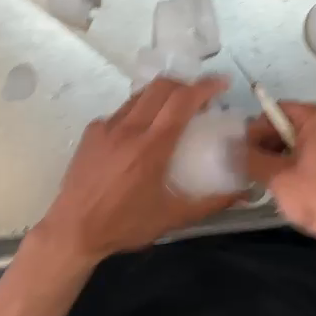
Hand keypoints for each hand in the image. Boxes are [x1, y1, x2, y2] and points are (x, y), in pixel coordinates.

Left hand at [36, 77, 243, 263]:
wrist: (73, 231)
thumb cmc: (125, 225)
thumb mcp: (173, 218)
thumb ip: (210, 202)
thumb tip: (242, 192)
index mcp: (152, 146)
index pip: (182, 100)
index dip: (205, 86)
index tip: (222, 84)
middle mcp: (128, 129)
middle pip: (161, 87)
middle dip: (185, 85)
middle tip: (200, 99)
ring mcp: (106, 128)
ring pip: (139, 97)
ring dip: (161, 97)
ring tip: (172, 113)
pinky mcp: (90, 134)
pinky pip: (119, 113)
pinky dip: (137, 114)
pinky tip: (139, 136)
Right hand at [244, 102, 315, 247]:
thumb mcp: (278, 178)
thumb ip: (252, 158)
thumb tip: (237, 148)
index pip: (277, 111)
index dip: (257, 130)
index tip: (246, 154)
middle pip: (292, 122)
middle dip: (271, 143)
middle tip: (257, 168)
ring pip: (306, 137)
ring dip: (286, 153)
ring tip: (274, 178)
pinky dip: (304, 159)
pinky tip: (296, 181)